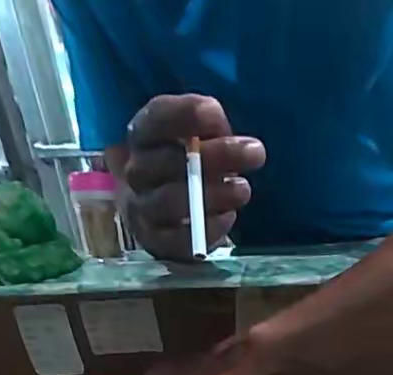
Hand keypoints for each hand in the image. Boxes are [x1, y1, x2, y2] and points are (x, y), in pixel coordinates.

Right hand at [123, 94, 264, 258]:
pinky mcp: (156, 243)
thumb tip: (227, 134)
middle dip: (217, 155)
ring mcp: (142, 210)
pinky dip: (209, 228)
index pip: (157, 118)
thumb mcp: (197, 138)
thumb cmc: (187, 165)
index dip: (187, 114)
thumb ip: (210, 131)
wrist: (161, 212)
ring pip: (173, 201)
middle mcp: (136, 172)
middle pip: (170, 161)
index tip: (218, 114)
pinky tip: (228, 217)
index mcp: (143, 135)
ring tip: (243, 189)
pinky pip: (182, 239)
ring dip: (214, 194)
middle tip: (256, 152)